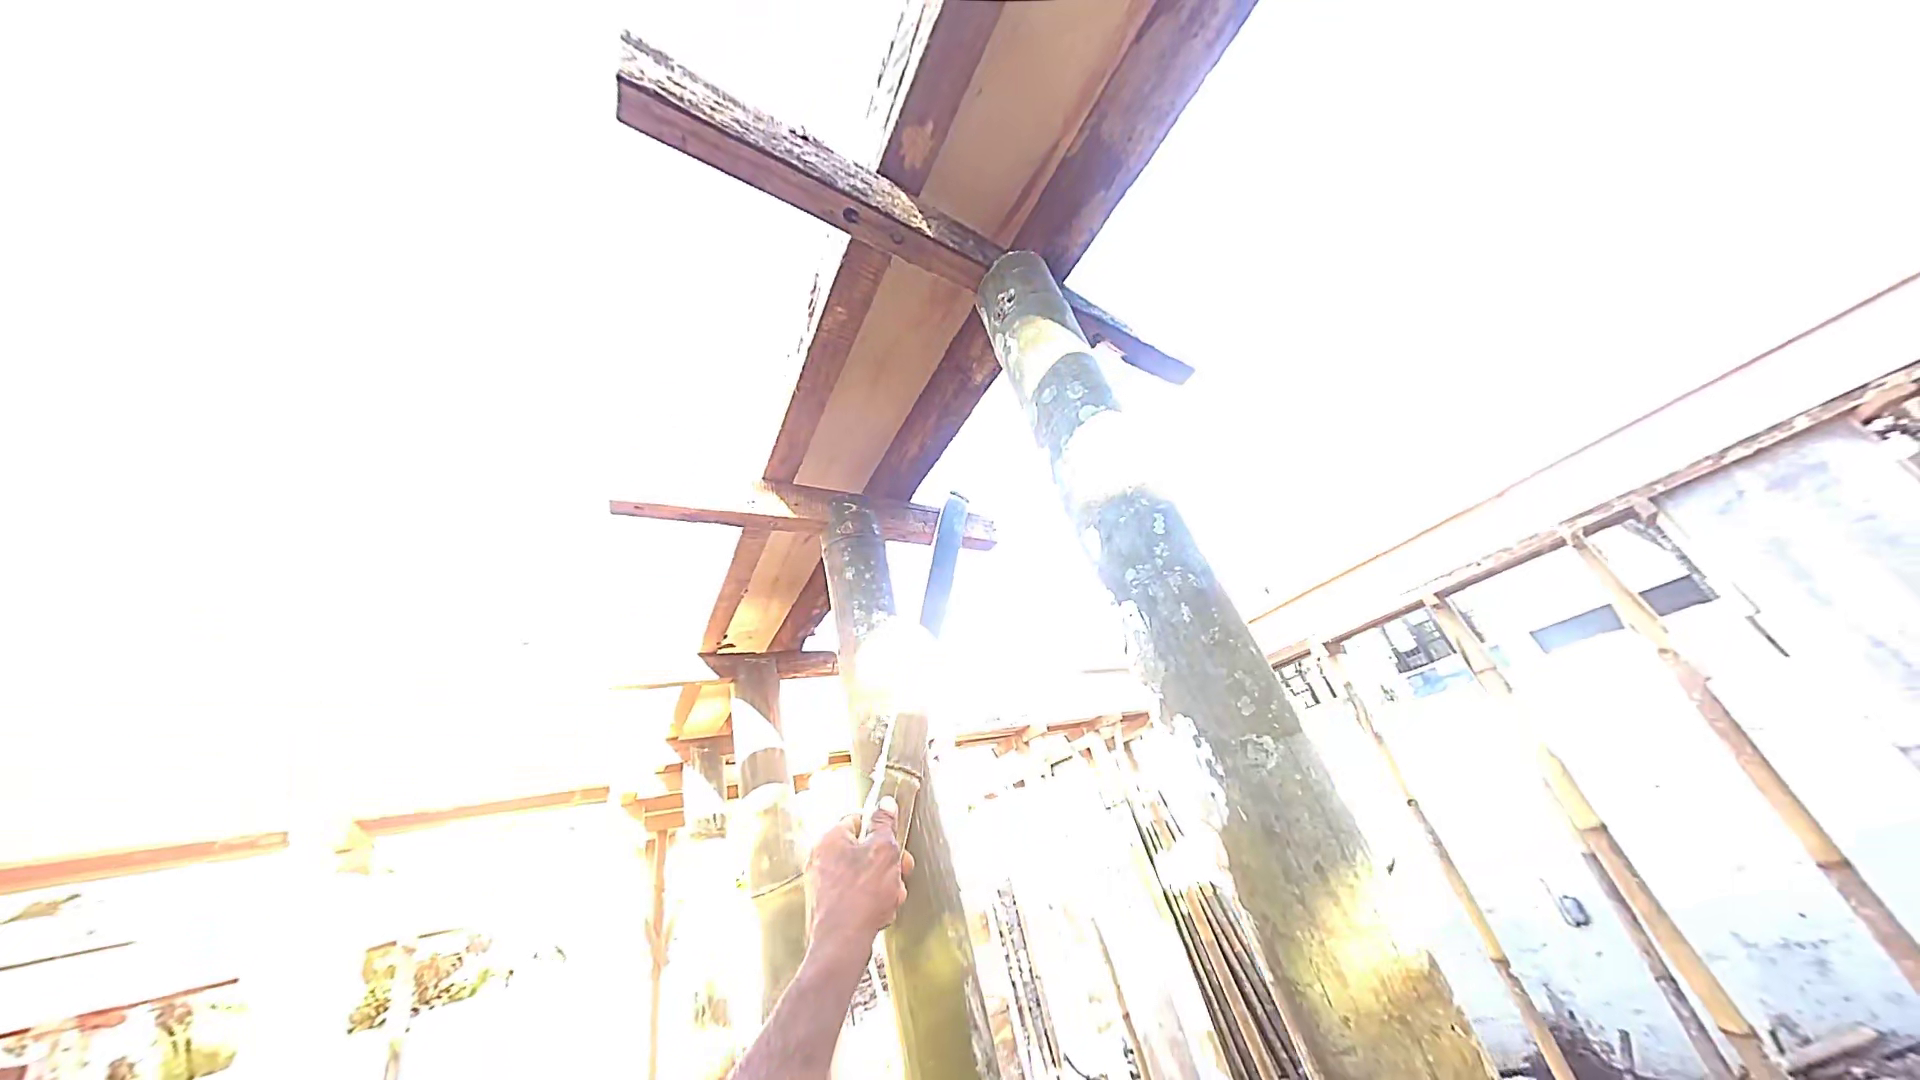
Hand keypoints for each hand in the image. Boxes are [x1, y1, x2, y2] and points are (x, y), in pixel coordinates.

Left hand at [806, 795, 914, 953]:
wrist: (842, 946)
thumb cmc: (860, 897)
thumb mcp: (883, 850)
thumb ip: (885, 823)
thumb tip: (886, 803)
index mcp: (830, 838)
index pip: (858, 819)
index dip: (880, 828)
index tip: (894, 839)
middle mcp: (821, 859)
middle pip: (863, 849)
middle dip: (887, 862)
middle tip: (901, 870)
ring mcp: (822, 885)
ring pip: (863, 875)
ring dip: (883, 884)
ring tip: (892, 896)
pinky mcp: (828, 908)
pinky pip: (855, 896)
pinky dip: (870, 902)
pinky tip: (881, 912)